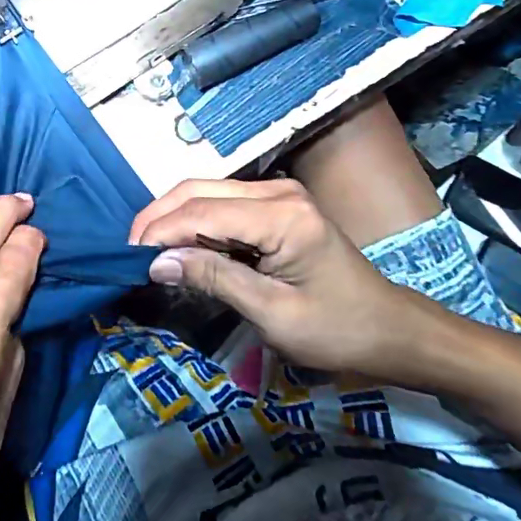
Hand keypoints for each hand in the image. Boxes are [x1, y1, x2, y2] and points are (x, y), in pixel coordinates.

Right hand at [131, 178, 457, 384]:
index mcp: (282, 216)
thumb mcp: (274, 315)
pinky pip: (221, 203)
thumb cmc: (339, 331)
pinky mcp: (275, 203)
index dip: (160, 233)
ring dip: (172, 216)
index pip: (202, 213)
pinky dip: (193, 220)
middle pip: (198, 190)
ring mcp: (277, 193)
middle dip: (158, 217)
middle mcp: (277, 191)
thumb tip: (157, 263)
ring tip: (146, 249)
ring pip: (205, 191)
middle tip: (129, 250)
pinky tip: (178, 243)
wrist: (391, 329)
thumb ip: (215, 279)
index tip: (129, 259)